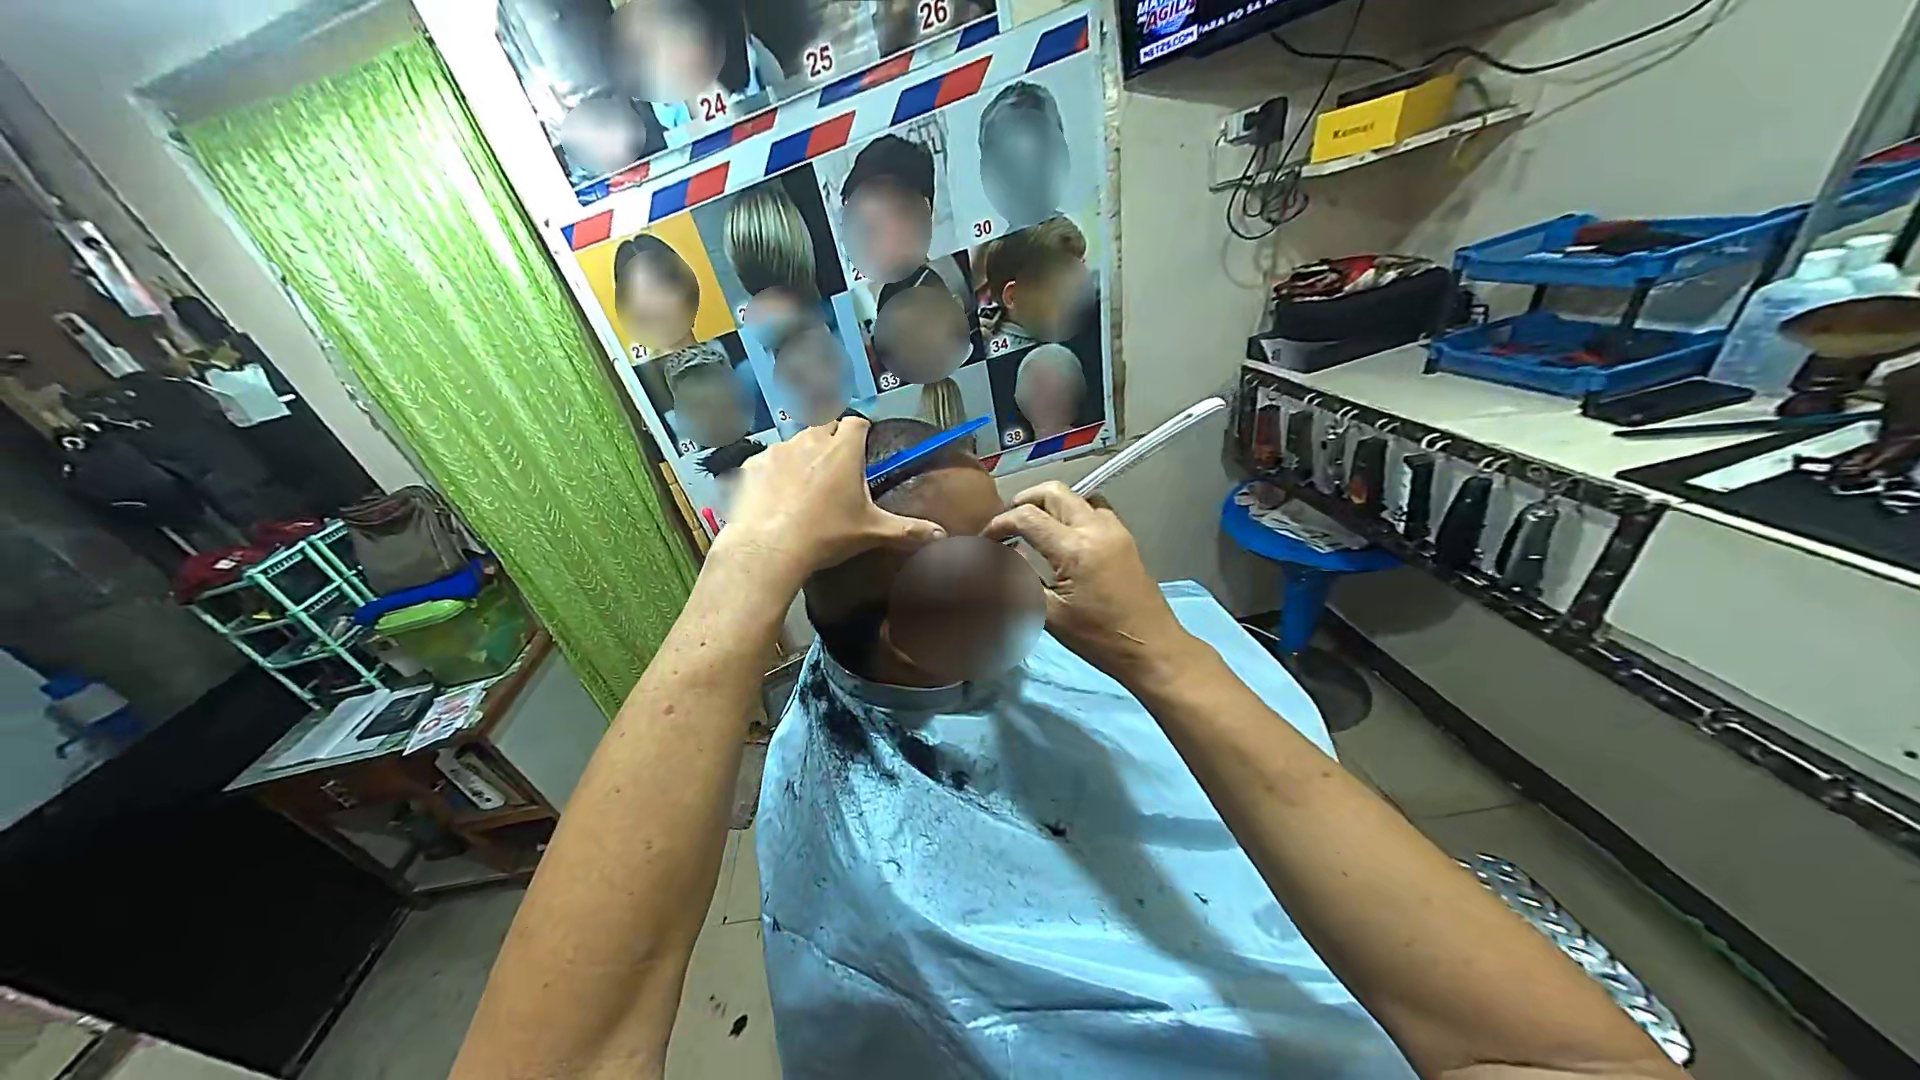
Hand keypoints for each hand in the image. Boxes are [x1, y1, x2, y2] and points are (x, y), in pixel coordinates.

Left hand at [716, 418, 945, 578]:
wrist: (770, 549)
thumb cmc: (826, 535)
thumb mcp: (872, 532)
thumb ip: (908, 530)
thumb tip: (940, 534)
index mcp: (842, 450)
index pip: (857, 422)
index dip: (861, 433)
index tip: (862, 450)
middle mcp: (810, 440)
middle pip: (825, 425)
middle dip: (831, 441)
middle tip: (835, 472)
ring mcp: (777, 450)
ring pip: (795, 442)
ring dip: (802, 455)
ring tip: (804, 487)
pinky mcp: (752, 465)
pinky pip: (767, 461)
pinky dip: (773, 473)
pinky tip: (776, 498)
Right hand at [982, 482, 1196, 679]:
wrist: (1152, 648)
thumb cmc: (1098, 638)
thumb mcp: (1050, 614)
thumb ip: (1018, 582)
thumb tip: (992, 562)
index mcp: (1074, 548)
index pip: (1027, 517)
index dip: (999, 524)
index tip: (984, 540)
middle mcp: (1096, 528)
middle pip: (1052, 492)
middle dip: (1023, 501)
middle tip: (1006, 525)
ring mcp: (1115, 529)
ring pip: (1075, 496)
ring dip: (1049, 504)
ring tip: (1032, 528)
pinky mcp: (1124, 537)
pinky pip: (1094, 508)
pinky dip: (1072, 512)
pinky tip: (1062, 536)